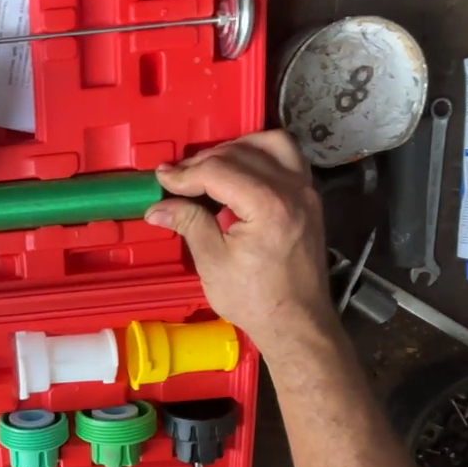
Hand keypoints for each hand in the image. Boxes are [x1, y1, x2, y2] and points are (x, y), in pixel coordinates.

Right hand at [144, 130, 333, 344]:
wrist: (297, 322)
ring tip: (210, 167)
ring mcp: (307, 192)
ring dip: (237, 148)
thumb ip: (190, 223)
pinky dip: (261, 156)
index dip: (186, 174)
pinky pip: (288, 158)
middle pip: (242, 153)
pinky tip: (239, 173)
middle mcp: (293, 189)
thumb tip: (157, 206)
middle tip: (178, 177)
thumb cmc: (255, 300)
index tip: (161, 179)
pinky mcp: (310, 199)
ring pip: (272, 144)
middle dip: (205, 160)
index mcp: (268, 206)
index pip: (219, 171)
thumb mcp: (213, 263)